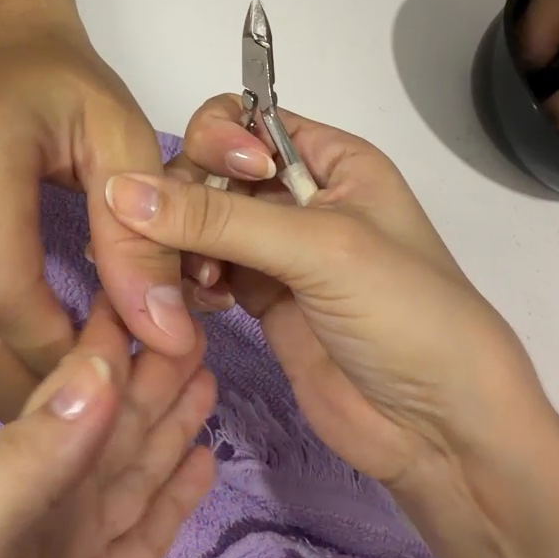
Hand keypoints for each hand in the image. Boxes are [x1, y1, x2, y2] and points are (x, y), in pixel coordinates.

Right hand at [0, 22, 274, 418]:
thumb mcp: (122, 137)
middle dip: (32, 385)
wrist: (3, 47)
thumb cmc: (68, 84)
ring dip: (0, 384)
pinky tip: (26, 361)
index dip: (60, 351)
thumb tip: (164, 335)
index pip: (4, 291)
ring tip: (66, 396)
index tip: (121, 373)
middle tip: (100, 403)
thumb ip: (141, 234)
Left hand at [0, 297, 217, 557]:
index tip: (145, 297)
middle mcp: (45, 508)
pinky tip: (197, 463)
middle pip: (111, 431)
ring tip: (205, 381)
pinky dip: (171, 500)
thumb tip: (94, 373)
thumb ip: (20, 462)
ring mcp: (72, 553)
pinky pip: (141, 538)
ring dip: (169, 429)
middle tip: (194, 328)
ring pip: (132, 475)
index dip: (105, 348)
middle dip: (152, 380)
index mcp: (12, 481)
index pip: (69, 398)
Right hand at [104, 96, 547, 487]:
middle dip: (185, 201)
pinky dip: (187, 278)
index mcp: (330, 160)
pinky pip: (196, 266)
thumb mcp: (317, 249)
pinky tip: (201, 304)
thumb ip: (215, 217)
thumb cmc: (404, 317)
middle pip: (205, 169)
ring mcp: (272, 247)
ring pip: (193, 220)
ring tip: (199, 282)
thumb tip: (114, 189)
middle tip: (184, 244)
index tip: (218, 177)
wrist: (445, 437)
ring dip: (180, 245)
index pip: (243, 120)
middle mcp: (295, 194)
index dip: (217, 139)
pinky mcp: (254, 294)